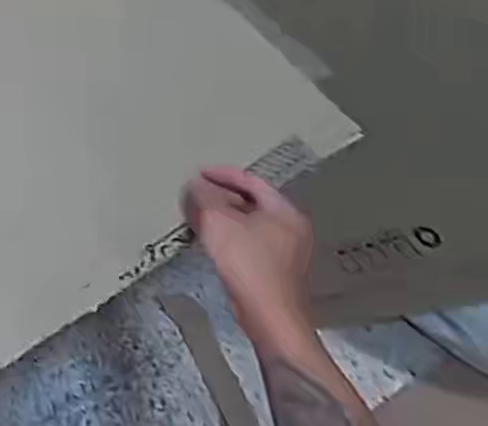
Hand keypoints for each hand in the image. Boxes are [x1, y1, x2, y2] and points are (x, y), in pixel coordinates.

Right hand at [183, 167, 313, 341]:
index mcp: (285, 212)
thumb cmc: (246, 261)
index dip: (221, 173)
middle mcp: (292, 229)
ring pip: (249, 220)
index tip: (197, 173)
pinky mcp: (277, 267)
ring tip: (198, 210)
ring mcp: (287, 250)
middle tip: (196, 190)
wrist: (268, 314)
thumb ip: (203, 195)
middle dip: (220, 193)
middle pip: (251, 200)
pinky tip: (210, 235)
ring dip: (222, 212)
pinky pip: (250, 237)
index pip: (251, 180)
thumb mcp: (216, 219)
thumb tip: (197, 185)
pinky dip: (229, 230)